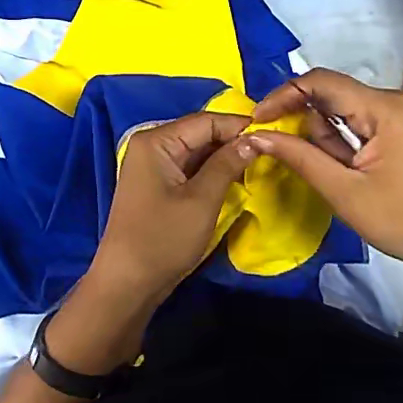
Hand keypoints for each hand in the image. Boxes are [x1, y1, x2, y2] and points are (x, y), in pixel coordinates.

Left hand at [46, 111, 252, 374]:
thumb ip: (227, 165)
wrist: (128, 282)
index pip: (205, 121)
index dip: (239, 126)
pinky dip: (210, 169)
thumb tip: (254, 139)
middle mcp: (151, 143)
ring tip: (258, 162)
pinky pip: (188, 165)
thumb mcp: (201, 201)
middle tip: (270, 150)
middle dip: (232, 140)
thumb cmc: (163, 239)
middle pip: (199, 132)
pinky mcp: (156, 182)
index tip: (275, 135)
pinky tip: (234, 177)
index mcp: (156, 140)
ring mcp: (151, 163)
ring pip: (196, 149)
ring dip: (223, 155)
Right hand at [246, 68, 402, 282]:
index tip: (257, 121)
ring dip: (326, 137)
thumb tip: (256, 135)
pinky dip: (342, 141)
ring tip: (338, 175)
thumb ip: (299, 156)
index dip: (283, 96)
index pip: (321, 82)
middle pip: (331, 94)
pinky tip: (347, 168)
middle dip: (306, 122)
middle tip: (296, 157)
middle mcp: (395, 100)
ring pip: (342, 109)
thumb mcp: (344, 192)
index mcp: (386, 108)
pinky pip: (358, 120)